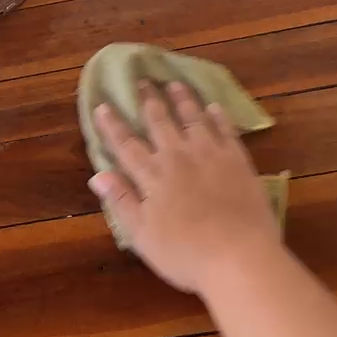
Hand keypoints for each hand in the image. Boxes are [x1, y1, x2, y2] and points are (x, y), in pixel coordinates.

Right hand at [89, 80, 284, 294]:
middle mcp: (178, 156)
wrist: (239, 256)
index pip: (127, 145)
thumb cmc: (185, 253)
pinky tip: (215, 108)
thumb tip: (97, 175)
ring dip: (182, 100)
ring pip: (192, 119)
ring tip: (175, 84)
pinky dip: (219, 117)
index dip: (113, 125)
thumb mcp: (142, 235)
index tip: (103, 105)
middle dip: (148, 100)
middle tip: (142, 80)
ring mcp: (210, 155)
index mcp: (153, 175)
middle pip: (159, 122)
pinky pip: (226, 131)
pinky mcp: (237, 161)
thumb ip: (120, 201)